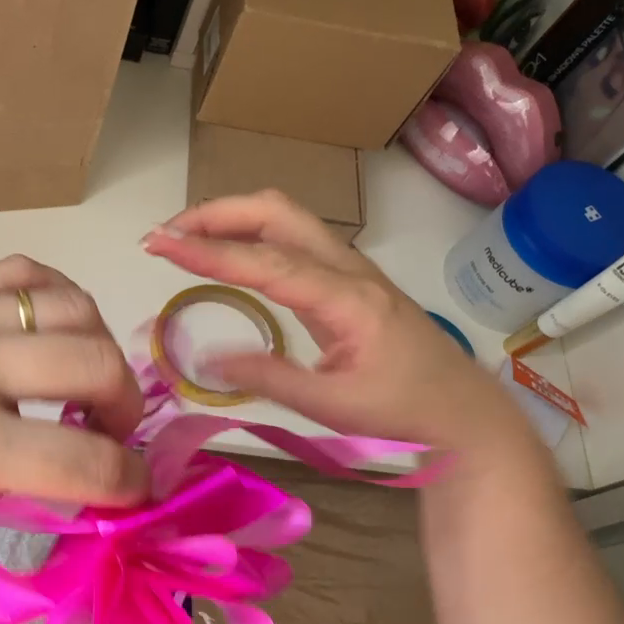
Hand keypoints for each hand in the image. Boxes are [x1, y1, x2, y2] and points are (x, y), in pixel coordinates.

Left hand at [0, 256, 148, 548]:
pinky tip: (50, 326)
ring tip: (85, 379)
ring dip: (98, 346)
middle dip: (126, 409)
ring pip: (69, 305)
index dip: (127, 482)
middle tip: (111, 435)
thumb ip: (13, 485)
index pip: (85, 461)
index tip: (135, 490)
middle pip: (96, 364)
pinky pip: (16, 272)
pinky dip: (54, 295)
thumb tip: (77, 472)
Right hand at [142, 191, 526, 451]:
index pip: (265, 261)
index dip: (208, 251)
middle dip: (216, 213)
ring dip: (231, 219)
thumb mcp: (332, 405)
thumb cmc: (404, 411)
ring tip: (183, 240)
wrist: (464, 411)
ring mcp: (349, 270)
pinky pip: (291, 241)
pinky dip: (249, 237)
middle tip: (166, 235)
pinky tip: (225, 257)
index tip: (159, 245)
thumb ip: (269, 378)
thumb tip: (206, 359)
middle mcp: (348, 270)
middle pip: (277, 213)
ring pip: (284, 220)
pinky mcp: (346, 281)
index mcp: (347, 298)